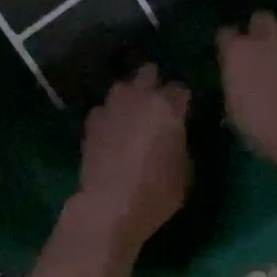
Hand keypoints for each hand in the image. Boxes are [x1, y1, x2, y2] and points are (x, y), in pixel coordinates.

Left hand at [75, 65, 191, 250]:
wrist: (109, 205)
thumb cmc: (156, 191)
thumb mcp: (185, 172)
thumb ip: (181, 142)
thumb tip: (175, 134)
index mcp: (168, 106)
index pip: (181, 89)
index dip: (182, 101)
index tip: (183, 113)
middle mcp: (139, 96)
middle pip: (149, 72)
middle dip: (154, 83)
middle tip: (157, 104)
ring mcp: (112, 105)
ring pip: (123, 86)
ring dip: (129, 96)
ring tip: (132, 114)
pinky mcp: (92, 120)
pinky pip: (104, 109)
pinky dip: (110, 115)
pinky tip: (111, 131)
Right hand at [218, 11, 276, 161]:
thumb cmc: (258, 123)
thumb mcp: (235, 109)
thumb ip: (236, 89)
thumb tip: (240, 88)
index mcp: (237, 51)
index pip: (226, 34)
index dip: (229, 42)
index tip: (231, 52)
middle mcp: (264, 39)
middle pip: (260, 17)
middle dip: (260, 27)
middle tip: (262, 44)